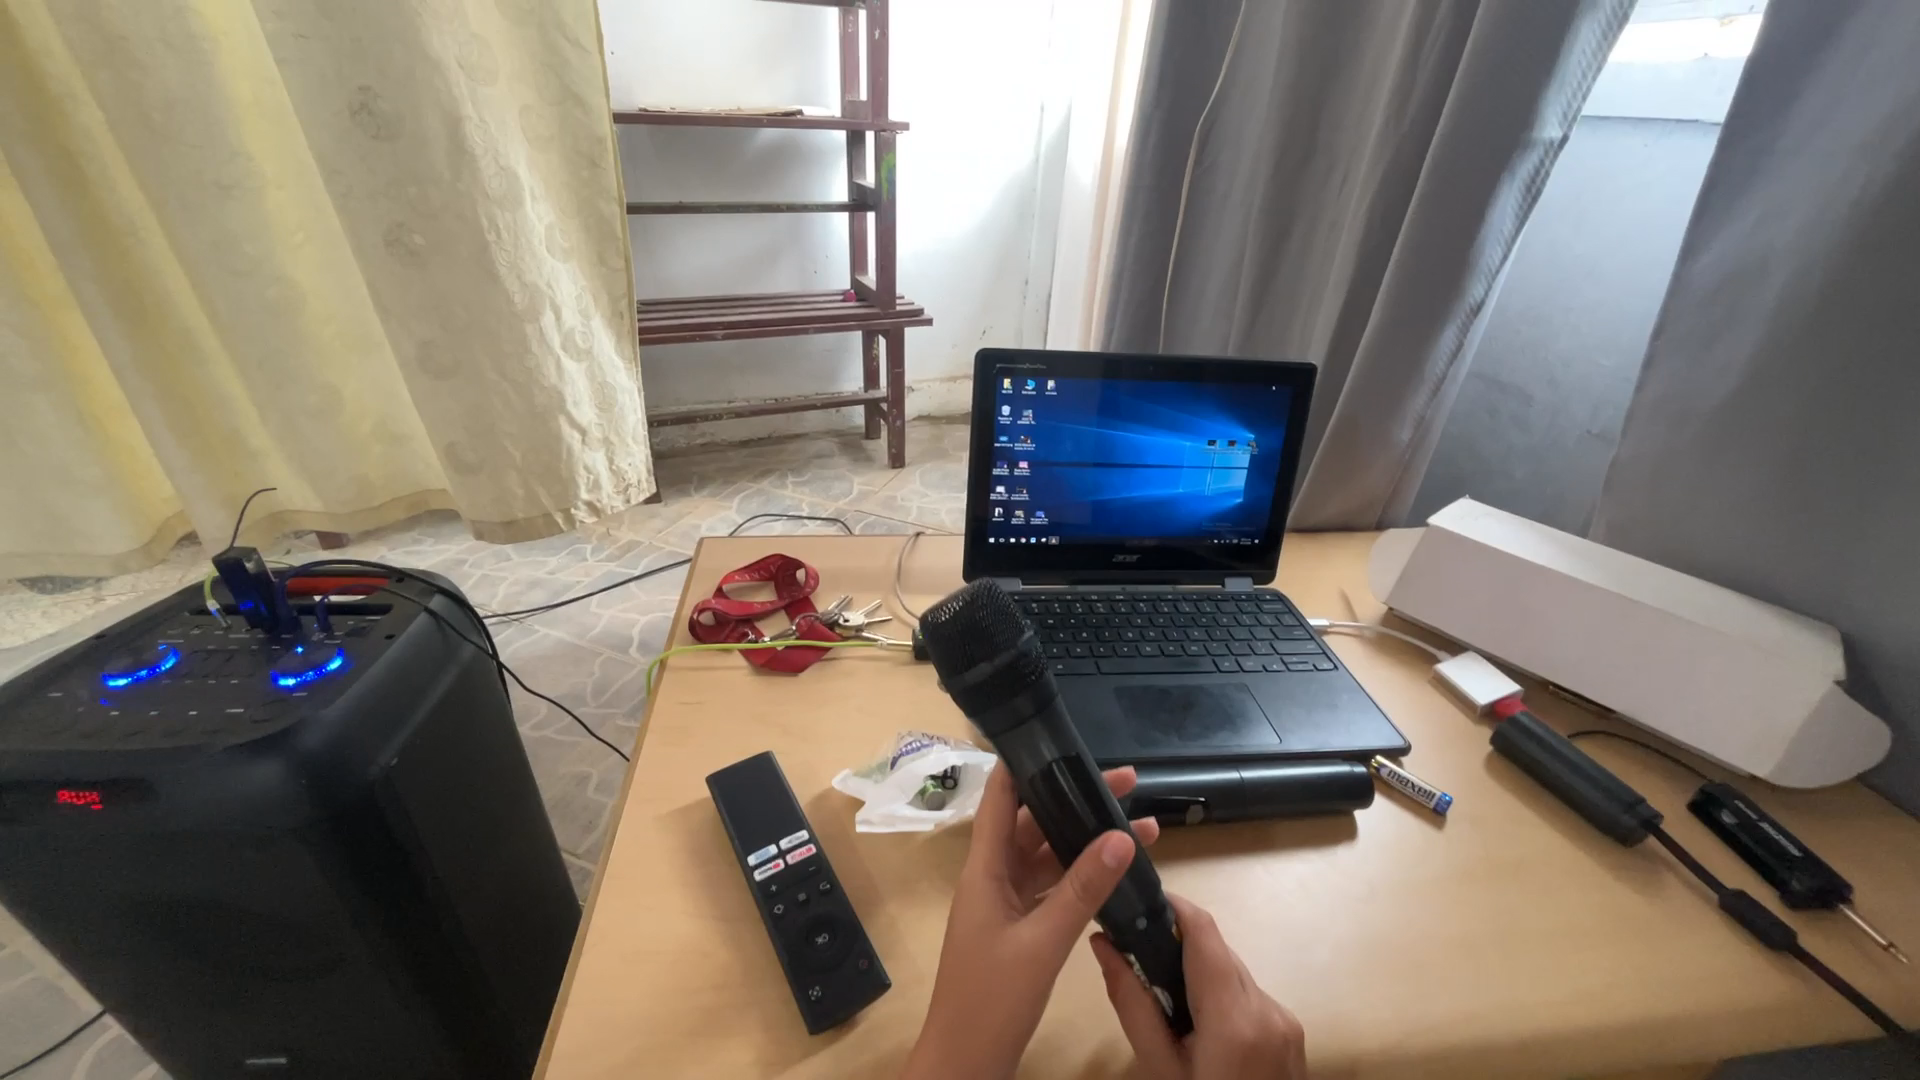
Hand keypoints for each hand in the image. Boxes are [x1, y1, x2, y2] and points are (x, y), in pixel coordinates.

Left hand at [903, 763, 1161, 1079]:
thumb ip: (1083, 888)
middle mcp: (993, 875)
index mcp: (985, 867)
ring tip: (1140, 824)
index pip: (1001, 798)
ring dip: (1086, 841)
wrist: (965, 1063)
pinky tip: (1116, 871)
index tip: (1059, 740)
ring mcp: (1006, 902)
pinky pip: (1053, 888)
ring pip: (1049, 856)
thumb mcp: (1042, 941)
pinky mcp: (1019, 927)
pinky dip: (1082, 877)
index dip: (1023, 764)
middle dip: (1076, 801)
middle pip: (1035, 823)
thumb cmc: (992, 998)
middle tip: (1126, 782)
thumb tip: (1121, 836)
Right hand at [1091, 895, 1304, 1078]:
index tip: (1135, 905)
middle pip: (1216, 949)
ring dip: (1198, 972)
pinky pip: (1248, 995)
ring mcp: (1287, 1023)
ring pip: (1232, 970)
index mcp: (1236, 1018)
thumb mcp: (1158, 1069)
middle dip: (1176, 945)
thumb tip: (1101, 941)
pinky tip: (1198, 1028)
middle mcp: (1269, 1008)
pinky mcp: (1293, 1035)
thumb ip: (1130, 999)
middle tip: (1136, 957)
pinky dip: (1219, 996)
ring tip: (1165, 1002)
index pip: (1203, 929)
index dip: (1170, 906)